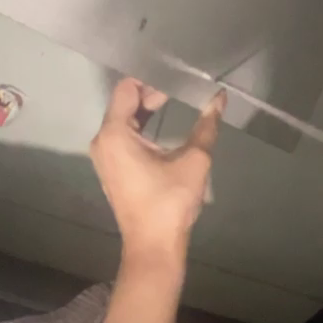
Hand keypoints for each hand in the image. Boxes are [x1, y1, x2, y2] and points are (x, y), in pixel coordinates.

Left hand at [90, 78, 224, 266]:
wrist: (153, 245)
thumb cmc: (170, 201)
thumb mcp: (194, 160)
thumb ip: (207, 126)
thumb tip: (219, 98)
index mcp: (115, 133)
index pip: (126, 88)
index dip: (149, 78)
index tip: (174, 77)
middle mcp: (103, 141)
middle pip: (123, 103)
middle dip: (150, 93)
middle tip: (180, 88)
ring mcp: (105, 157)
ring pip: (123, 120)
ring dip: (146, 110)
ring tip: (175, 102)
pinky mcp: (112, 169)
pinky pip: (123, 137)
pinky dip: (141, 127)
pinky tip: (163, 127)